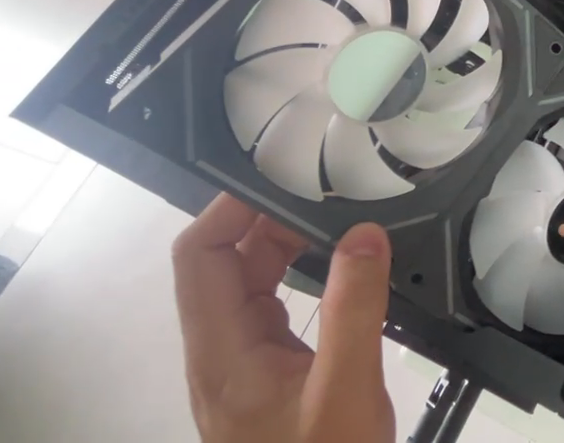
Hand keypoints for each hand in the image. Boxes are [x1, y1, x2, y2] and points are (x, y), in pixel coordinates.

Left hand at [172, 195, 394, 442]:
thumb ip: (355, 308)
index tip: (282, 176)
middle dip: (267, 218)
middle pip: (221, 265)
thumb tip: (364, 232)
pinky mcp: (266, 373)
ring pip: (246, 284)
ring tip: (336, 218)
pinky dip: (296, 271)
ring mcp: (242, 366)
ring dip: (284, 244)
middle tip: (326, 190)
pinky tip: (337, 266)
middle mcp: (221, 355)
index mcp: (225, 355)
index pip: (199, 260)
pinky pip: (269, 305)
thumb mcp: (347, 387)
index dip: (229, 209)